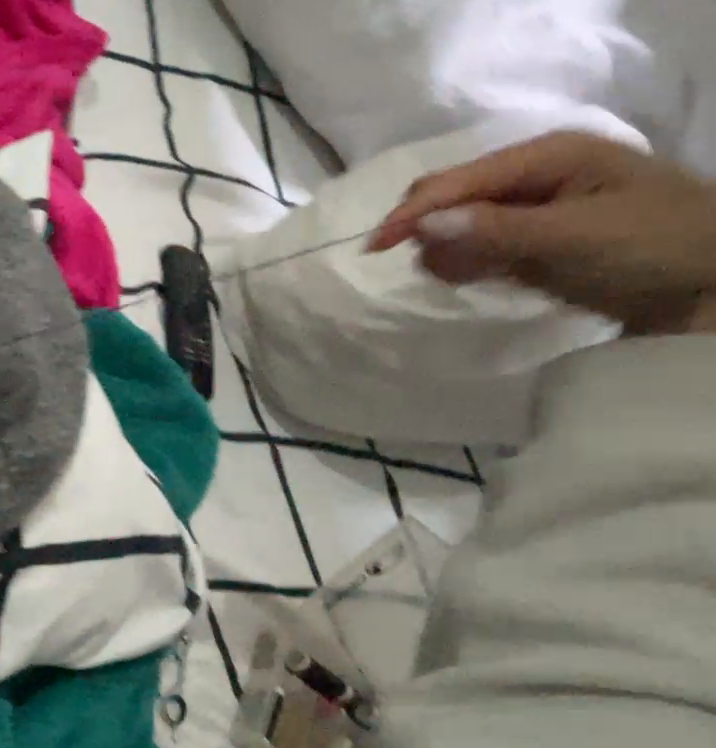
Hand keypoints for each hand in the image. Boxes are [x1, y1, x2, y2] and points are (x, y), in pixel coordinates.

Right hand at [369, 132, 715, 335]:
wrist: (709, 284)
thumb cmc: (654, 246)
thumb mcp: (574, 236)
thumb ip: (496, 230)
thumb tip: (422, 226)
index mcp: (547, 156)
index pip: (457, 180)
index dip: (412, 212)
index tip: (371, 249)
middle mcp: (532, 175)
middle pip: (449, 197)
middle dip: (427, 230)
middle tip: (425, 267)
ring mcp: (529, 209)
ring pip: (453, 226)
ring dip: (446, 252)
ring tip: (468, 274)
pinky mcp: (527, 240)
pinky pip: (471, 248)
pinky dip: (462, 264)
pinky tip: (478, 276)